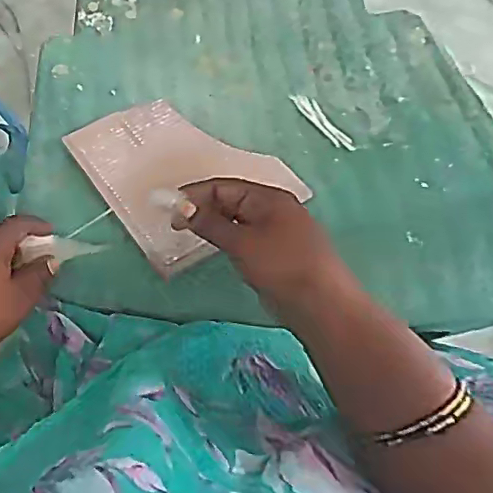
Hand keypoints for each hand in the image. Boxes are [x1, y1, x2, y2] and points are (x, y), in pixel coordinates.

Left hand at [0, 216, 57, 358]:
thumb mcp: (20, 297)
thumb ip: (39, 275)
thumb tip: (50, 260)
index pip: (17, 224)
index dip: (37, 225)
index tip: (52, 233)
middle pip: (0, 236)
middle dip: (22, 244)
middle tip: (39, 259)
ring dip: (5, 258)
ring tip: (20, 277)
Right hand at [174, 178, 349, 308]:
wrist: (322, 304)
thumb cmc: (282, 266)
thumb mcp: (241, 242)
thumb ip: (210, 223)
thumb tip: (184, 209)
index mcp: (269, 198)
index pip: (224, 187)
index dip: (195, 195)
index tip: (170, 208)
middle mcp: (273, 209)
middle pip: (230, 200)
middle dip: (202, 208)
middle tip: (177, 224)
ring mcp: (276, 230)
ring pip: (236, 219)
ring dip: (213, 223)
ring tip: (190, 233)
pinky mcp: (275, 251)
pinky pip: (244, 235)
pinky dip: (226, 236)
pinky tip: (215, 246)